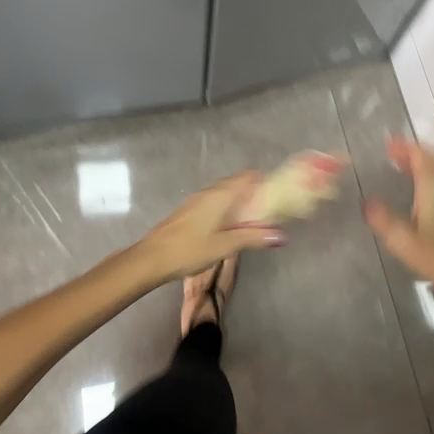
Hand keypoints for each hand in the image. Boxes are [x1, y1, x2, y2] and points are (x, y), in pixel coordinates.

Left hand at [134, 172, 284, 283]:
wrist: (151, 258)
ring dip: (240, 202)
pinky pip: (215, 201)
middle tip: (269, 211)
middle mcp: (210, 191)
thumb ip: (254, 237)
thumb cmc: (191, 249)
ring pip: (225, 193)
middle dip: (254, 194)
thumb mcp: (226, 245)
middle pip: (238, 183)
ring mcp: (197, 199)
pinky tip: (228, 227)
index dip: (265, 181)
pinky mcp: (189, 210)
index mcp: (221, 195)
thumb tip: (282, 236)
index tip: (277, 195)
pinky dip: (227, 208)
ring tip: (252, 221)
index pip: (248, 176)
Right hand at [364, 137, 433, 309]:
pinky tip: (418, 190)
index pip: (420, 156)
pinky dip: (428, 174)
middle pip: (431, 158)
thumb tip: (366, 203)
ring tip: (401, 167)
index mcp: (432, 187)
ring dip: (421, 162)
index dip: (404, 146)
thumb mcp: (402, 241)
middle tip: (392, 154)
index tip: (387, 143)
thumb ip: (383, 220)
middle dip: (412, 151)